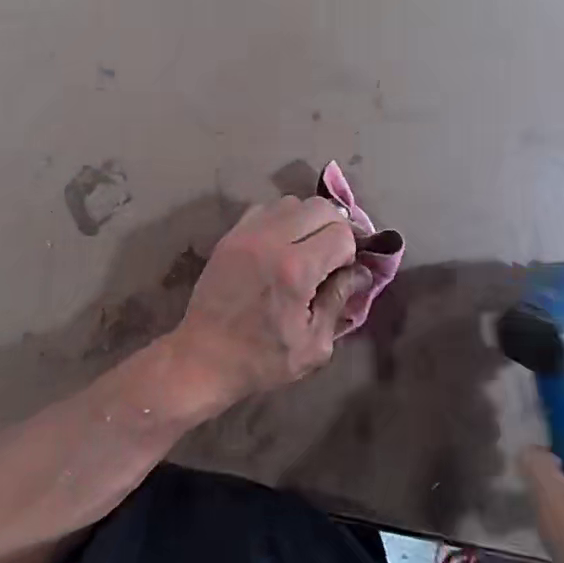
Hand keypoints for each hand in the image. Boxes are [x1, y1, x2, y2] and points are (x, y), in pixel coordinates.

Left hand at [169, 196, 372, 407]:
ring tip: (308, 248)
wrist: (202, 359)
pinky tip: (281, 246)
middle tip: (334, 256)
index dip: (352, 252)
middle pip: (321, 207)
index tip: (346, 272)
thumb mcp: (313, 345)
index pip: (342, 234)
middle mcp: (271, 241)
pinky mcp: (230, 236)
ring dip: (309, 221)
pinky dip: (282, 221)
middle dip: (336, 228)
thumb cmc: (261, 360)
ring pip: (293, 202)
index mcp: (294, 270)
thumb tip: (362, 273)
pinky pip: (266, 210)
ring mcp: (246, 234)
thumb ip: (339, 301)